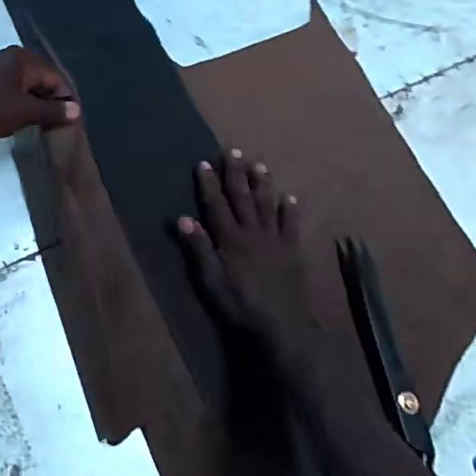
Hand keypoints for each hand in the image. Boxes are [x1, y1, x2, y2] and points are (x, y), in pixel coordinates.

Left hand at [0, 46, 79, 150]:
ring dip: (35, 107)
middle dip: (51, 104)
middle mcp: (11, 59)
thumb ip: (51, 111)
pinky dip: (19, 107)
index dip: (66, 101)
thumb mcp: (22, 113)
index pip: (57, 78)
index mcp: (24, 59)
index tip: (71, 125)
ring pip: (27, 89)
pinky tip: (19, 122)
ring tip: (41, 128)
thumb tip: (76, 110)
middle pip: (43, 81)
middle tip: (57, 129)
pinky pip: (12, 93)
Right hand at [174, 149, 329, 375]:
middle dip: (236, 173)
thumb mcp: (210, 280)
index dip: (209, 184)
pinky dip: (290, 209)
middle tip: (233, 151)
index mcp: (230, 238)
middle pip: (242, 197)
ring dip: (262, 183)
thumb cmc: (239, 304)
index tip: (205, 163)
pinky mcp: (293, 250)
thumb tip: (182, 218)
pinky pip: (291, 224)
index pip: (216, 205)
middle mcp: (252, 232)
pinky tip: (289, 197)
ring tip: (258, 164)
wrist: (282, 325)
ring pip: (267, 204)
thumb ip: (198, 249)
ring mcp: (275, 239)